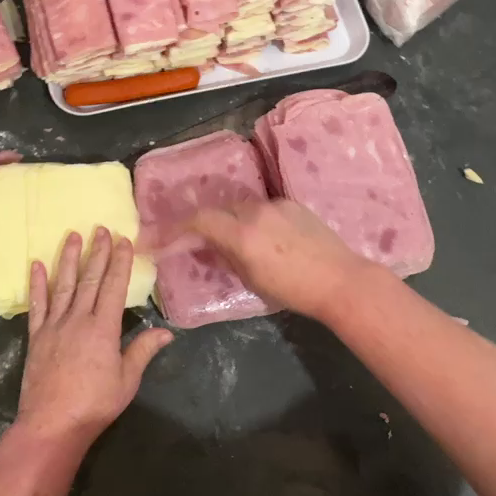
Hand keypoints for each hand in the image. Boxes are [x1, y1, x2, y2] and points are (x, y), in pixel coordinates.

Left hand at [16, 228, 171, 445]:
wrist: (52, 424)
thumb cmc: (94, 404)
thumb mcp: (127, 381)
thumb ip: (143, 351)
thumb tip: (166, 331)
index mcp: (103, 328)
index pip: (113, 286)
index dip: (119, 262)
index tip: (123, 240)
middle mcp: (78, 319)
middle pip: (89, 279)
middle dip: (97, 252)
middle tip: (101, 228)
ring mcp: (54, 326)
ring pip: (63, 285)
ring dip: (68, 258)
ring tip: (73, 235)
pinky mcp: (36, 337)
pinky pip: (37, 305)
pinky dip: (37, 284)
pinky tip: (36, 265)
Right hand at [186, 199, 377, 319]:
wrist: (341, 280)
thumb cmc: (294, 291)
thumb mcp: (252, 281)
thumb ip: (226, 258)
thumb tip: (208, 247)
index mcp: (243, 236)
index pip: (199, 221)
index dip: (172, 229)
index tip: (153, 239)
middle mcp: (255, 212)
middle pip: (218, 210)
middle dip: (204, 225)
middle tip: (197, 242)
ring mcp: (275, 204)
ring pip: (240, 207)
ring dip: (231, 222)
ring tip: (237, 244)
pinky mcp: (291, 203)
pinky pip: (262, 208)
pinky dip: (254, 221)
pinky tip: (266, 239)